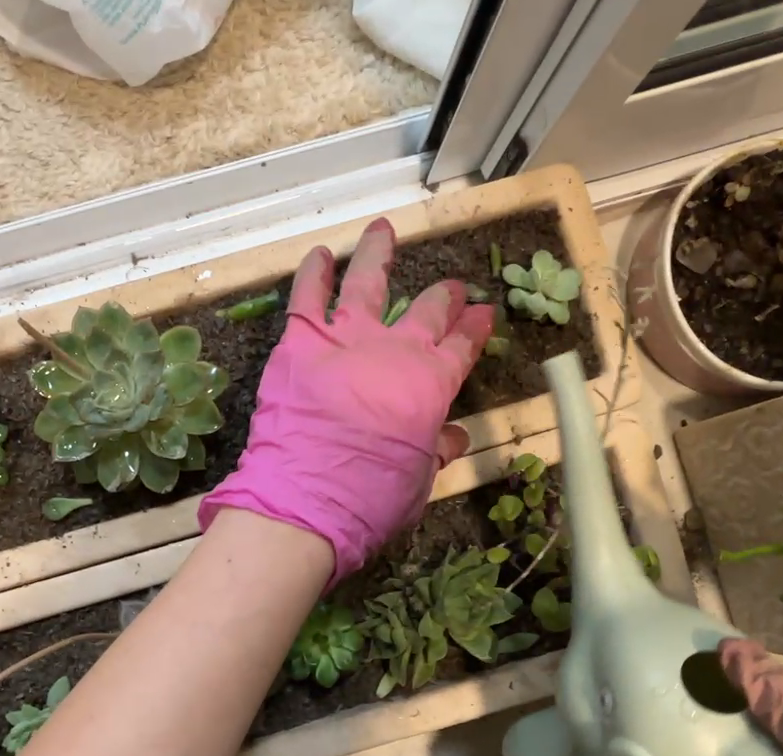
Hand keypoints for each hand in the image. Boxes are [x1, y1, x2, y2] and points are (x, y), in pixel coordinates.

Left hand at [197, 218, 492, 586]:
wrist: (306, 500)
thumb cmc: (371, 500)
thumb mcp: (418, 481)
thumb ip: (435, 450)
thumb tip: (453, 437)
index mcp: (431, 384)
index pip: (462, 348)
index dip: (474, 330)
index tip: (483, 315)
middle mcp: (394, 350)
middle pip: (427, 312)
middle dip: (444, 298)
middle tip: (453, 289)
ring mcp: (346, 339)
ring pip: (367, 280)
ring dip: (379, 252)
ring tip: (384, 228)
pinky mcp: (300, 342)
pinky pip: (307, 296)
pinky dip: (314, 272)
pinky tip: (319, 255)